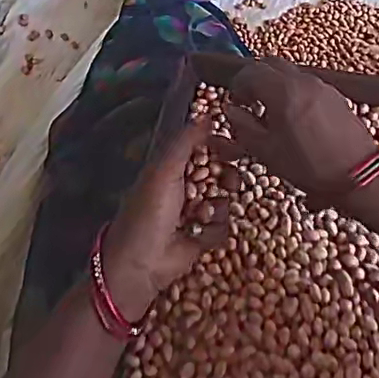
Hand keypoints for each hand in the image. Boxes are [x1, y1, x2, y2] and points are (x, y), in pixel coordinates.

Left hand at [102, 119, 229, 320]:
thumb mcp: (165, 170)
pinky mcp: (204, 235)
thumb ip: (186, 141)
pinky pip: (224, 226)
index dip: (221, 146)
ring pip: (225, 200)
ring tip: (202, 213)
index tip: (237, 147)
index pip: (204, 148)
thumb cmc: (148, 211)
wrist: (141, 262)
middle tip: (229, 182)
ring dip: (217, 206)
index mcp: (172, 166)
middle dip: (227, 176)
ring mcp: (195, 211)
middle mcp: (186, 186)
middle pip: (221, 173)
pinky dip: (213, 229)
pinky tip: (198, 233)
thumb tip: (208, 115)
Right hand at [192, 55, 378, 205]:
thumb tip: (231, 110)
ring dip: (275, 84)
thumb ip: (242, 126)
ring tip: (270, 112)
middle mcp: (303, 82)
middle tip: (249, 100)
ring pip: (290, 73)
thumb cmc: (308, 166)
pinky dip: (293, 91)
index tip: (234, 101)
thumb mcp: (266, 151)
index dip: (237, 84)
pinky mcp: (336, 97)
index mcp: (283, 92)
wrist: (358, 176)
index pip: (251, 72)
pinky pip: (307, 84)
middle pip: (270, 64)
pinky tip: (294, 118)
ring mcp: (323, 87)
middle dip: (255, 78)